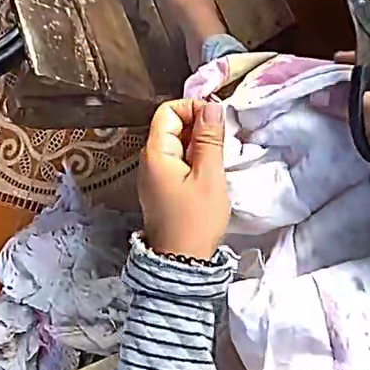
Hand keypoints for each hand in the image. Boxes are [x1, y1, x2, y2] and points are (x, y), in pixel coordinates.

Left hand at [139, 97, 228, 258]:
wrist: (182, 262)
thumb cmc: (196, 221)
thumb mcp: (208, 177)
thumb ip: (209, 139)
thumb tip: (211, 107)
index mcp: (155, 153)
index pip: (168, 110)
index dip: (193, 108)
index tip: (216, 122)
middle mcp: (148, 161)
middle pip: (171, 126)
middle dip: (198, 127)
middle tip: (222, 143)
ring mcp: (154, 176)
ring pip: (176, 144)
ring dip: (199, 145)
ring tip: (218, 160)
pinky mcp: (162, 189)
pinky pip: (177, 162)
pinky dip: (194, 160)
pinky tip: (209, 174)